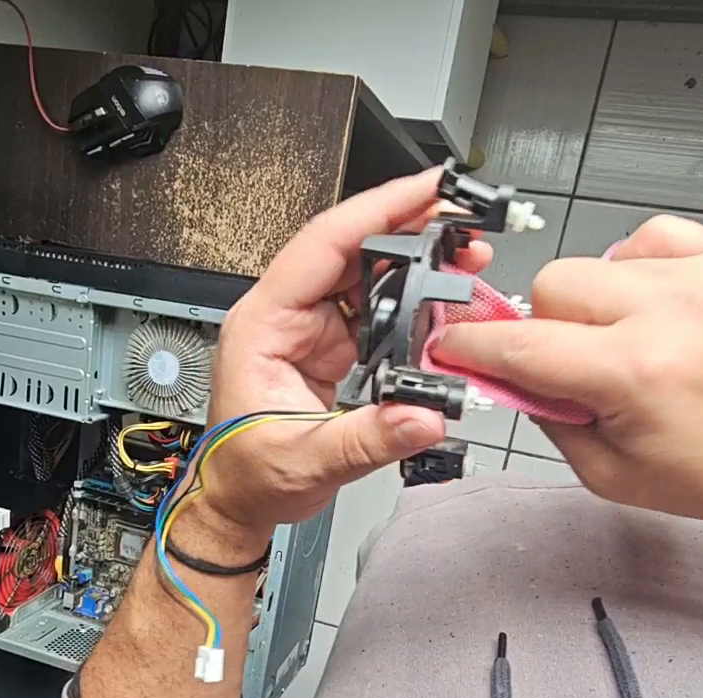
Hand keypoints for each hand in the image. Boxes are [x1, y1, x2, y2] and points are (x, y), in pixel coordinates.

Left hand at [194, 169, 490, 538]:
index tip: (426, 192)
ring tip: (461, 262)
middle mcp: (283, 318)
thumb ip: (368, 439)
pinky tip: (437, 306)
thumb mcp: (305, 460)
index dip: (377, 211)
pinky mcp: (327, 349)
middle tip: (463, 227)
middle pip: (349, 251)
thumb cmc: (247, 476)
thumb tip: (426, 416)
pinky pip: (372, 314)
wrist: (239, 500)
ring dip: (413, 267)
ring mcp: (306, 331)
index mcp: (262, 325)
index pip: (322, 245)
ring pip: (364, 278)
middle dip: (408, 232)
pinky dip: (407, 307)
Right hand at [434, 215, 702, 540]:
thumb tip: (510, 378)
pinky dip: (632, 270)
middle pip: (551, 285)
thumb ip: (549, 418)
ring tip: (620, 342)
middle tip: (564, 365)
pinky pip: (650, 237)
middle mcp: (671, 312)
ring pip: (595, 259)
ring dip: (588, 304)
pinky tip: (648, 307)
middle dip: (541, 328)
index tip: (452, 345)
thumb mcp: (610, 474)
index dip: (471, 346)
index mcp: (635, 373)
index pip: (520, 345)